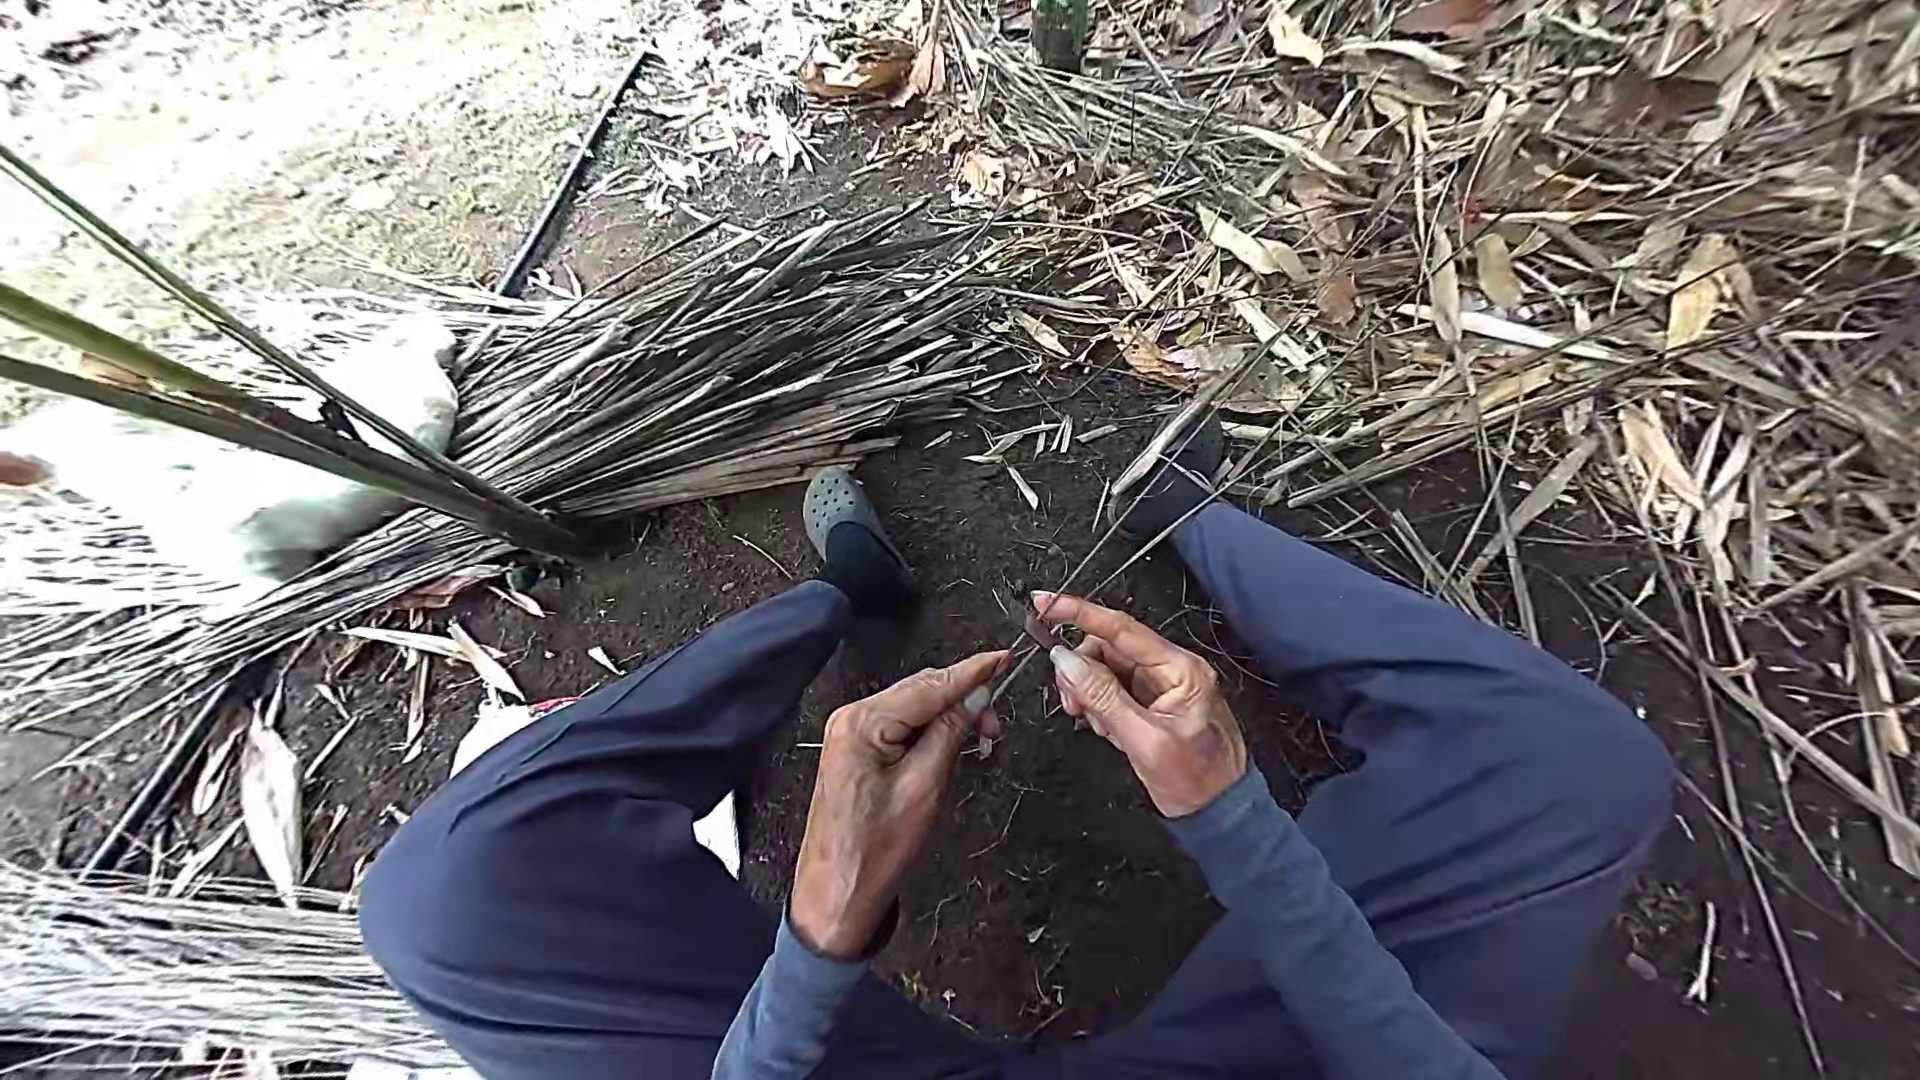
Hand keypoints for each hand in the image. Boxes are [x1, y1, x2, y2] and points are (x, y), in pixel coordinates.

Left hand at [790, 650, 1006, 957]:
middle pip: (921, 691)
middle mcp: (852, 718)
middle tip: (996, 720)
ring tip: (980, 737)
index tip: (1000, 659)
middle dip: (963, 699)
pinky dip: (931, 728)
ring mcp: (851, 732)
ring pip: (914, 706)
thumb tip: (975, 697)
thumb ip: (951, 732)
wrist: (837, 898)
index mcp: (863, 723)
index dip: (972, 672)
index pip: (930, 685)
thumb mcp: (925, 787)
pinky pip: (902, 723)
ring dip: (949, 715)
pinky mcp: (856, 748)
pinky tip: (951, 741)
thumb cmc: (872, 853)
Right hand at [1035, 591, 1246, 816]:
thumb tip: (1067, 662)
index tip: (1046, 604)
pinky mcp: (1147, 701)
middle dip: (1080, 670)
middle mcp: (1169, 670)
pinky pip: (1107, 687)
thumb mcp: (1145, 740)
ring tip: (1092, 721)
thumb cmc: (1199, 781)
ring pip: (1102, 667)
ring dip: (1085, 691)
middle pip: (1106, 648)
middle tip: (1071, 701)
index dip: (1079, 612)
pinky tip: (1104, 726)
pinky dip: (1095, 704)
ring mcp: (1157, 685)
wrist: (1219, 816)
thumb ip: (1103, 697)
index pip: (1121, 629)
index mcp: (1180, 669)